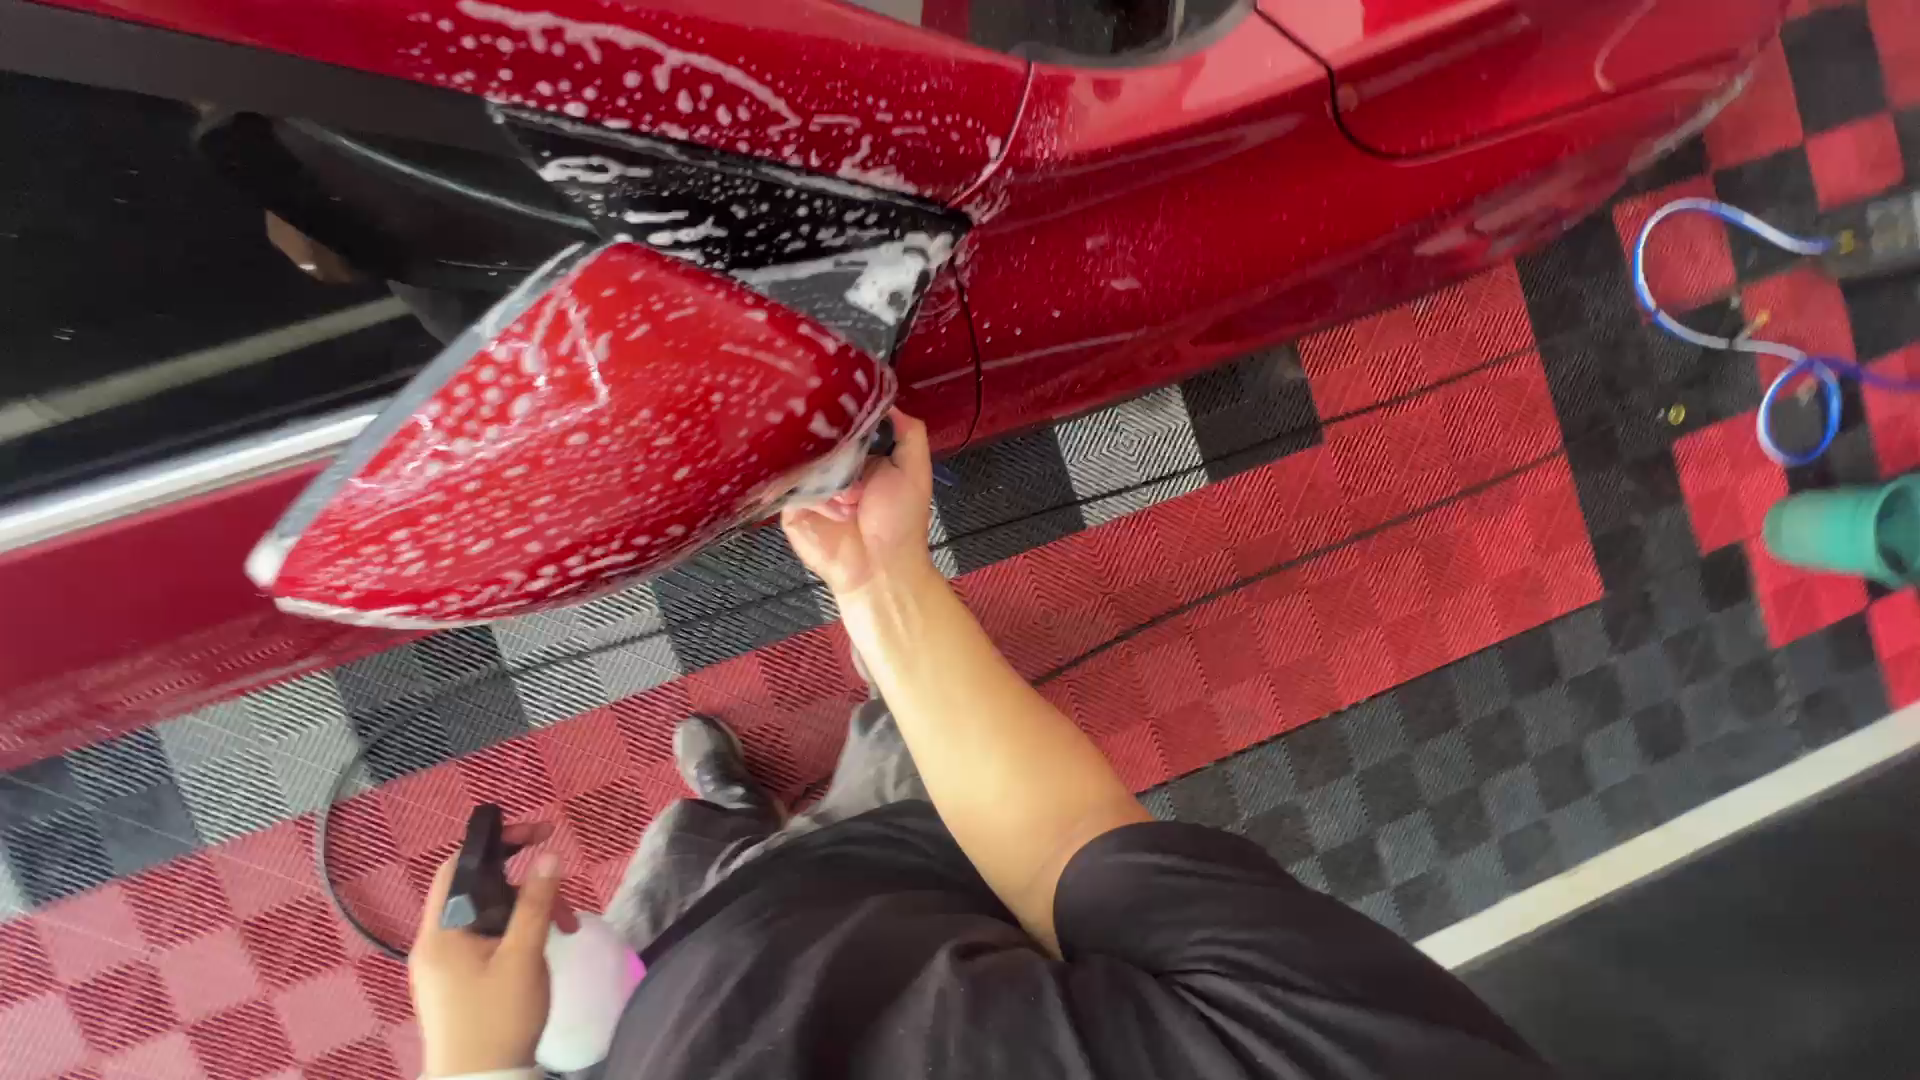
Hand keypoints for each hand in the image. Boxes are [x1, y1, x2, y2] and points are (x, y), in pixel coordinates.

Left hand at [410, 823, 573, 1077]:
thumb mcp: (523, 956)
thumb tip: (548, 855)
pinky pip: (488, 937)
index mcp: (440, 934)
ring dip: (529, 910)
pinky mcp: (458, 981)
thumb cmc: (498, 1018)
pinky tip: (544, 943)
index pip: (456, 867)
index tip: (537, 834)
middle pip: (478, 890)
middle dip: (524, 882)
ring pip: (489, 915)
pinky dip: (518, 931)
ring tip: (564, 926)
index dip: (495, 841)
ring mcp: (445, 965)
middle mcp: (435, 944)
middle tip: (560, 881)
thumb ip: (536, 902)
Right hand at [782, 408, 935, 597]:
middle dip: (839, 455)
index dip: (849, 424)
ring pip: (804, 462)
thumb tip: (887, 400)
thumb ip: (909, 432)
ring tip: (852, 505)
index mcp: (860, 458)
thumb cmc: (901, 522)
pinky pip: (791, 488)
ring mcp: (810, 488)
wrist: (881, 568)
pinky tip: (835, 512)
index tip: (851, 427)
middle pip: (820, 440)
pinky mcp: (791, 508)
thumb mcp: (915, 469)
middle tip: (858, 480)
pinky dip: (816, 498)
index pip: (845, 425)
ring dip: (831, 483)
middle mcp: (832, 470)